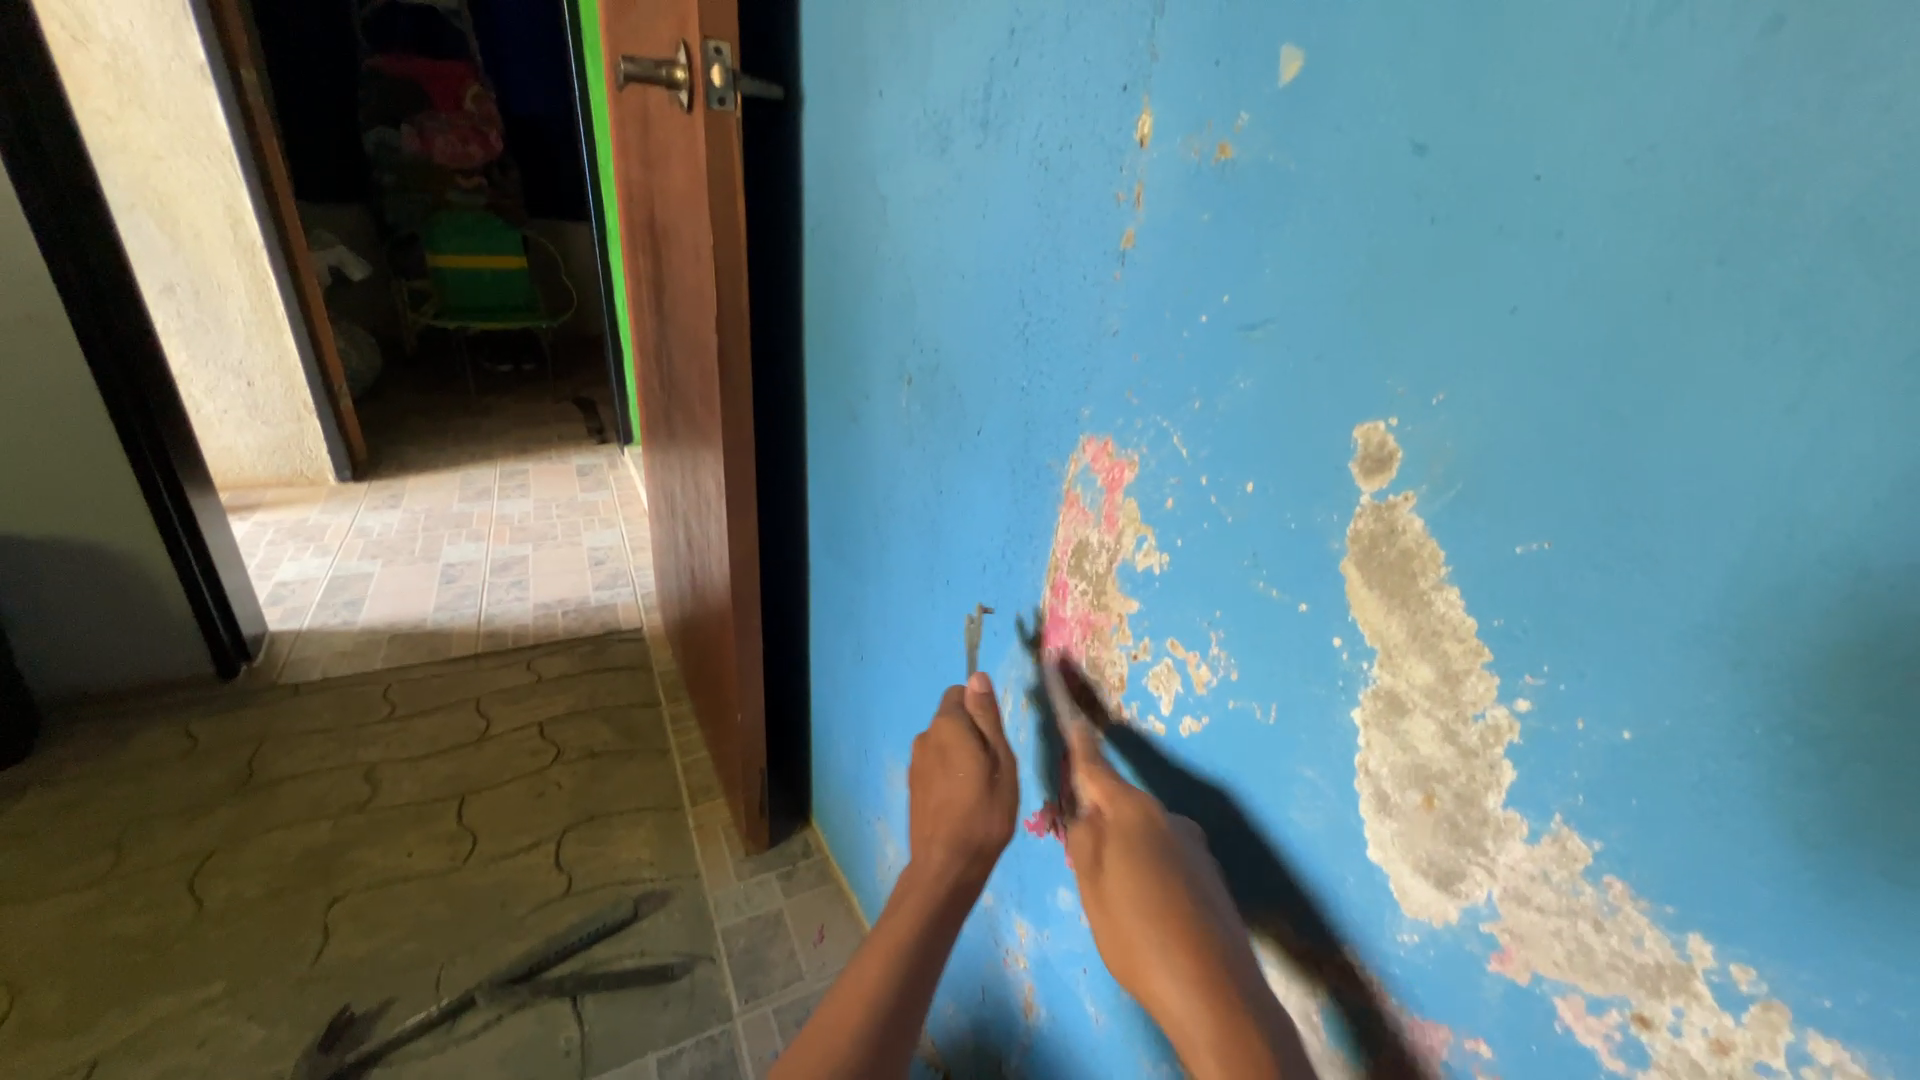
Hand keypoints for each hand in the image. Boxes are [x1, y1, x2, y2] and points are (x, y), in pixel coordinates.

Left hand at [908, 672, 1018, 889]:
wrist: (947, 864)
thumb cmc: (985, 811)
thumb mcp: (1000, 760)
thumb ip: (987, 717)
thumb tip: (976, 675)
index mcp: (946, 724)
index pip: (960, 693)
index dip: (981, 710)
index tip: (996, 739)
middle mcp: (924, 736)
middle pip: (952, 719)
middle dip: (972, 733)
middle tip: (994, 767)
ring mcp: (915, 762)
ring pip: (944, 743)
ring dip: (961, 755)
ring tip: (980, 788)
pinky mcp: (912, 785)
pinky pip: (936, 765)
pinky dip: (949, 774)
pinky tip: (962, 801)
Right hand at [1046, 659, 1312, 1078]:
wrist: (1214, 990)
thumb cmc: (1136, 933)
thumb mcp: (1090, 886)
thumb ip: (1083, 839)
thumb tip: (1085, 810)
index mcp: (1131, 812)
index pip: (1096, 768)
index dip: (1081, 746)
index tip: (1075, 720)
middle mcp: (1166, 816)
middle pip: (1120, 804)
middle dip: (1099, 817)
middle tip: (1082, 858)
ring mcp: (1192, 844)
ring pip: (1143, 834)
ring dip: (1125, 850)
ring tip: (1116, 900)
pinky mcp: (1209, 874)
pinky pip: (1166, 857)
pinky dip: (1150, 871)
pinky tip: (1148, 911)